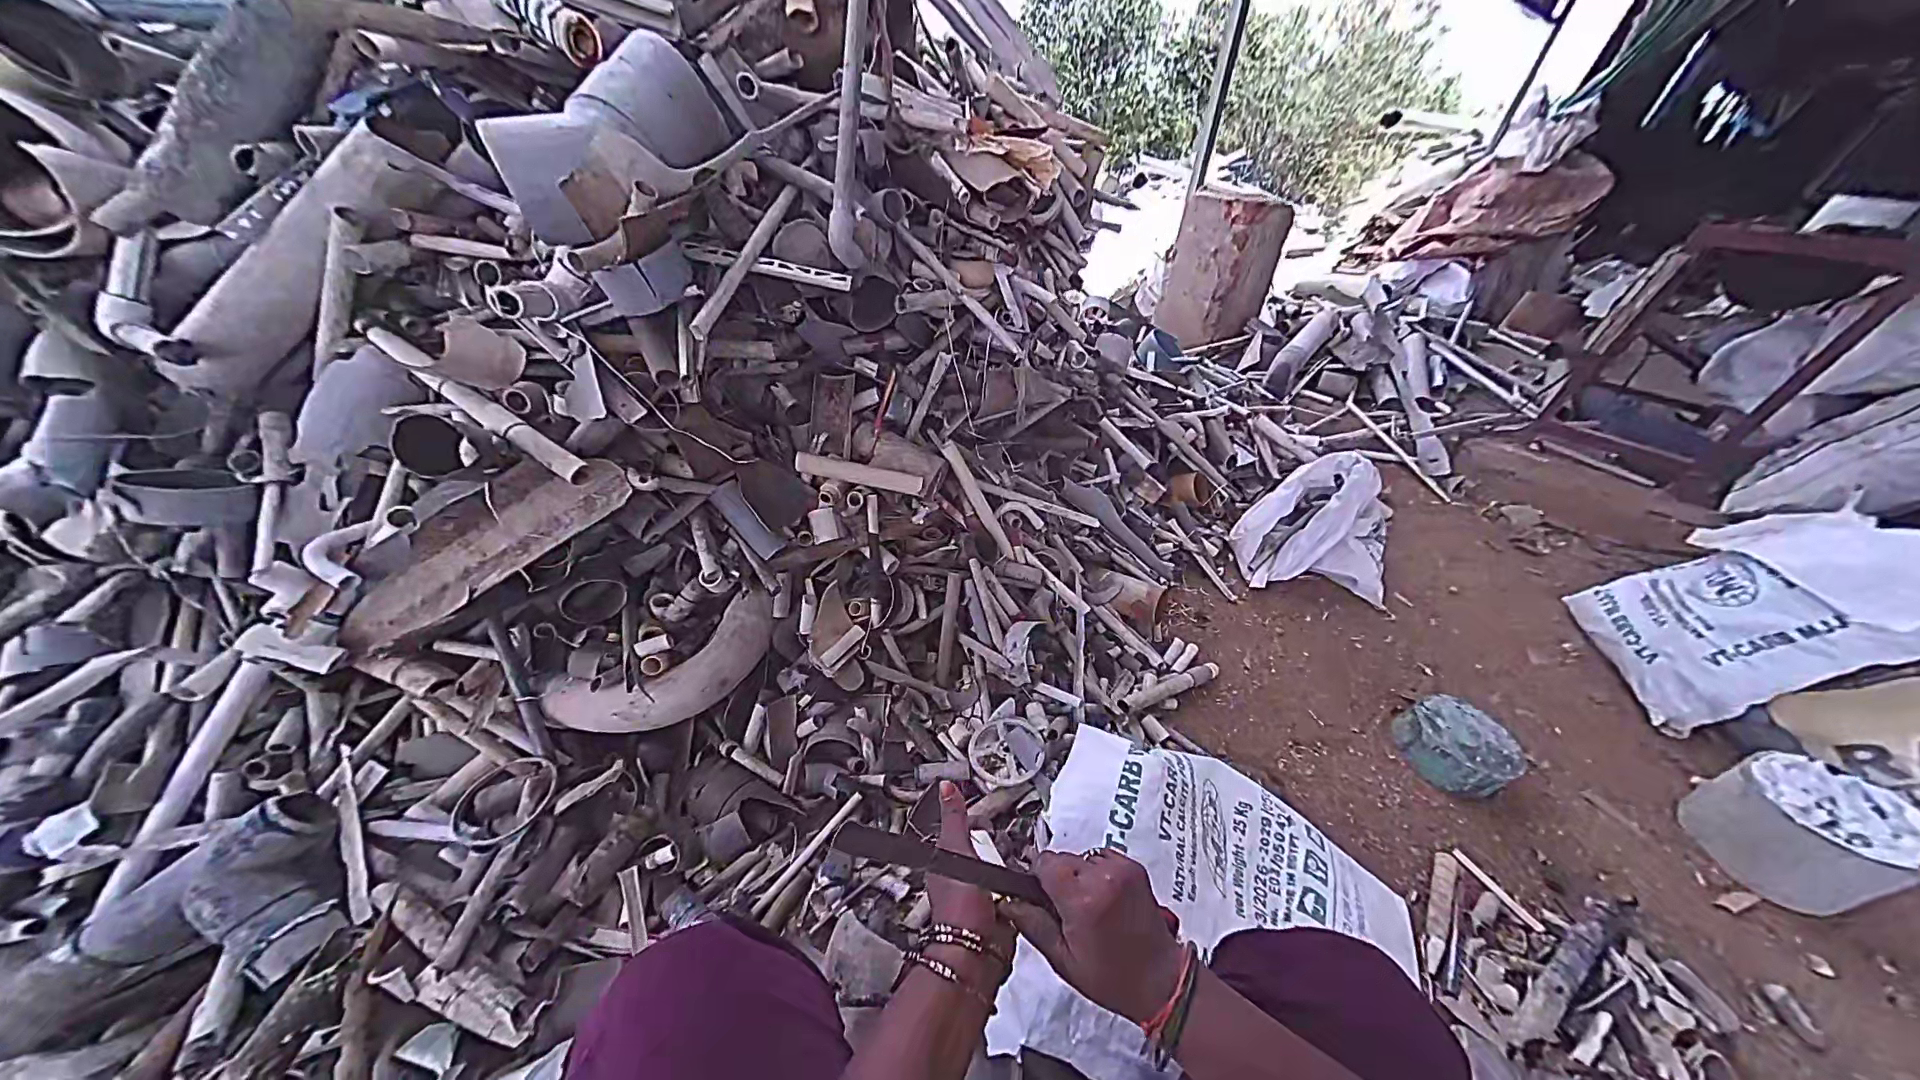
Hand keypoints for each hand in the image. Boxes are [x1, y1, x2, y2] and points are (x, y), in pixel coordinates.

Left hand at [923, 781, 1015, 987]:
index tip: (989, 821)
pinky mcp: (1003, 909)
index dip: (978, 824)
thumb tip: (947, 787)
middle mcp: (964, 878)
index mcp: (946, 862)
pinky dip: (1022, 885)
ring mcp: (983, 894)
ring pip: (1003, 869)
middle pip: (986, 849)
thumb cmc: (959, 906)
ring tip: (1017, 862)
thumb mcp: (956, 849)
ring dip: (1012, 865)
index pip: (964, 832)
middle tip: (1004, 845)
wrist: (979, 950)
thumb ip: (955, 818)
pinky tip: (1026, 881)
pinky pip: (1016, 890)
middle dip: (999, 845)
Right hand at [1002, 849, 1185, 1023]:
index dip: (1038, 878)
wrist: (1161, 980)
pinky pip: (1101, 857)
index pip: (1045, 863)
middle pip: (1063, 859)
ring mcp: (1121, 869)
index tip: (1042, 896)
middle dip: (1059, 879)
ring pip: (1081, 857)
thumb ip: (1032, 923)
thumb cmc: (1110, 976)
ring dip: (1079, 875)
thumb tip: (1007, 901)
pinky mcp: (1133, 866)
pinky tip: (1105, 898)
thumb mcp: (1063, 959)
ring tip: (1090, 907)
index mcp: (1082, 900)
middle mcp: (1102, 876)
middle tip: (1068, 910)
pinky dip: (1097, 872)